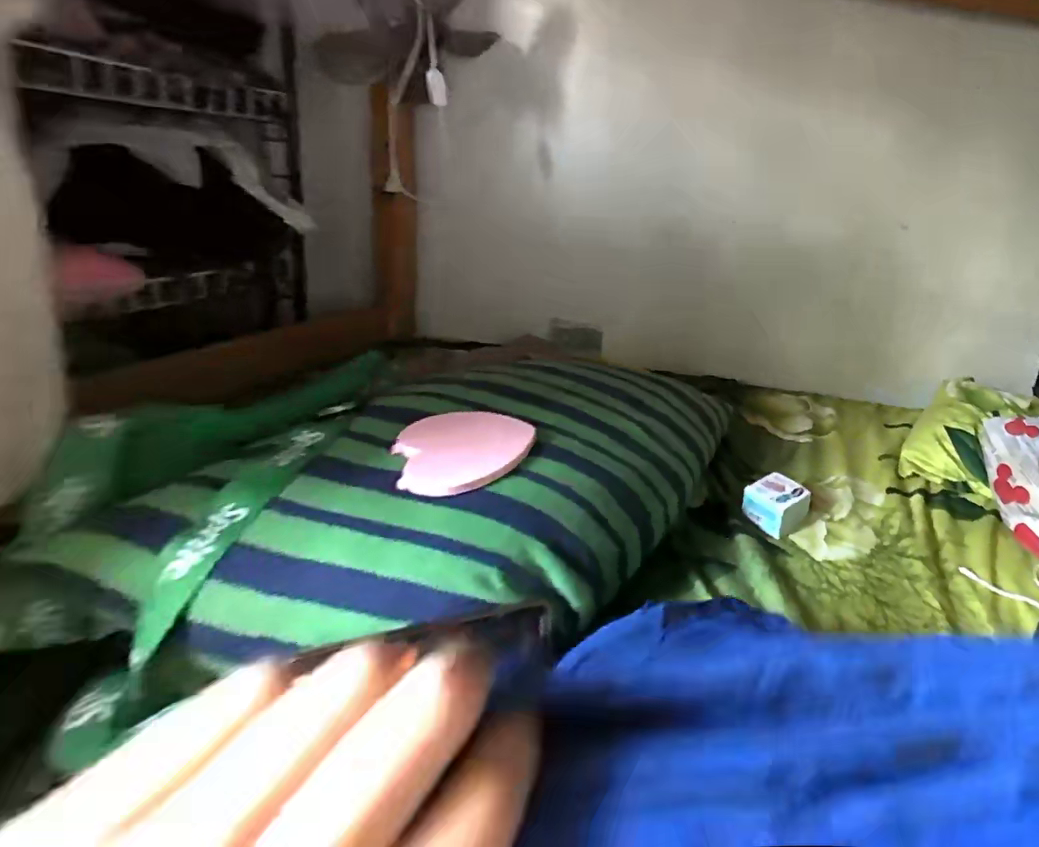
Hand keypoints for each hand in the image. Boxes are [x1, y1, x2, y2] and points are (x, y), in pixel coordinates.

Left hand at [2, 642, 537, 846]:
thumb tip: (501, 736)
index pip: (487, 789)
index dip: (514, 738)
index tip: (509, 722)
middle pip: (430, 704)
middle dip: (460, 673)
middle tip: (451, 680)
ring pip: (342, 676)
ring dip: (374, 673)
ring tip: (362, 696)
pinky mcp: (59, 836)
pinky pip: (231, 695)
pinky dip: (279, 685)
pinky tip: (280, 708)